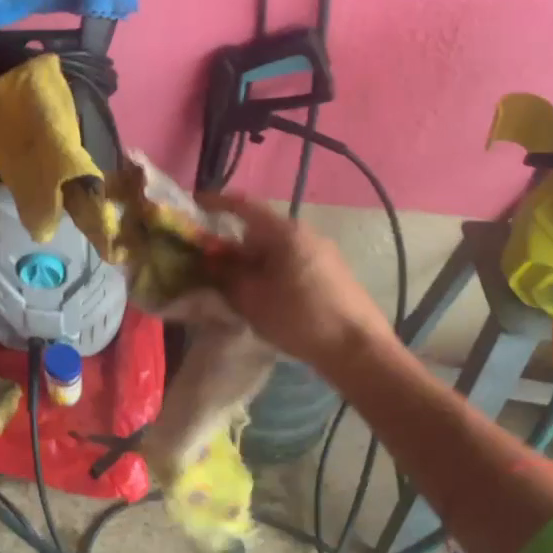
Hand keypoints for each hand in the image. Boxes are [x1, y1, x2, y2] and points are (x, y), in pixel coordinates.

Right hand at [194, 189, 396, 369]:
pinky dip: (271, 271)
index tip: (193, 202)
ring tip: (237, 284)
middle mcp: (305, 234)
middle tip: (211, 262)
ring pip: (275, 248)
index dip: (215, 201)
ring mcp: (323, 253)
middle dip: (233, 244)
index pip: (242, 205)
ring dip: (253, 261)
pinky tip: (266, 296)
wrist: (359, 351)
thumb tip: (207, 258)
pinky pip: (291, 262)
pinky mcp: (332, 273)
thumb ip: (223, 273)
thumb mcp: (250, 297)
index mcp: (283, 232)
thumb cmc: (299, 317)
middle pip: (258, 229)